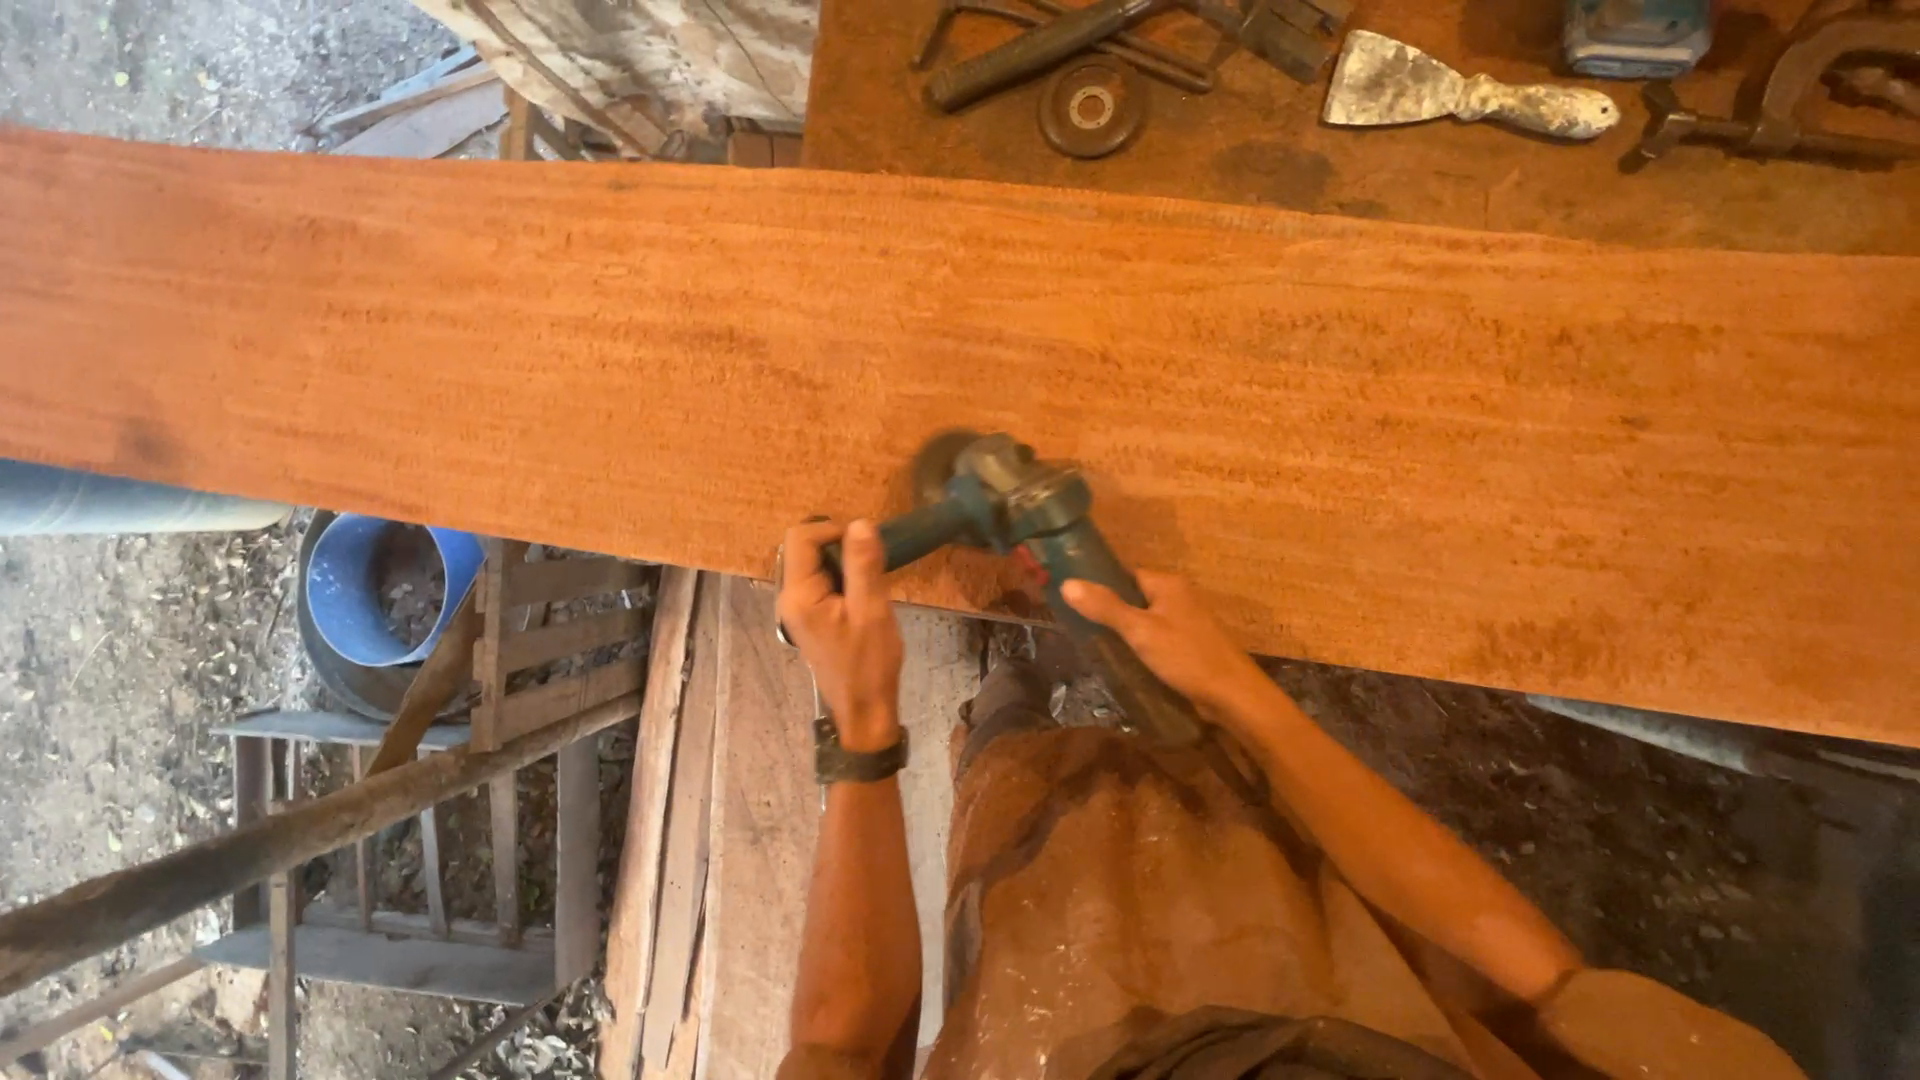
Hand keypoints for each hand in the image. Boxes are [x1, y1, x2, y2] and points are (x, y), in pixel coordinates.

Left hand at [777, 519, 904, 751]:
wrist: (864, 710)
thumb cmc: (869, 663)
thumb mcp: (872, 610)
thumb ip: (864, 565)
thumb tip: (860, 523)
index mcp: (798, 594)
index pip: (801, 537)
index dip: (833, 529)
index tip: (865, 544)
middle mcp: (789, 598)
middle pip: (805, 548)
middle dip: (839, 545)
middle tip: (871, 563)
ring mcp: (798, 609)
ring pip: (815, 564)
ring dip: (843, 562)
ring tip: (870, 581)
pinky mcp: (810, 617)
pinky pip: (821, 582)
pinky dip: (842, 578)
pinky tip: (863, 595)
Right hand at [1060, 572, 1278, 729]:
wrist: (1233, 696)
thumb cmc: (1186, 656)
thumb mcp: (1140, 631)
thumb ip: (1105, 607)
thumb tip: (1066, 583)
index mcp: (1167, 584)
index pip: (1124, 573)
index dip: (1099, 584)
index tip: (1073, 599)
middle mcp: (1177, 596)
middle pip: (1133, 596)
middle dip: (1108, 610)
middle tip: (1077, 625)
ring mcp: (1185, 621)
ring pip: (1143, 619)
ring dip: (1123, 631)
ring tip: (1093, 643)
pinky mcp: (1188, 645)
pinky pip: (1155, 637)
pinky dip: (1138, 645)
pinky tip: (1122, 660)